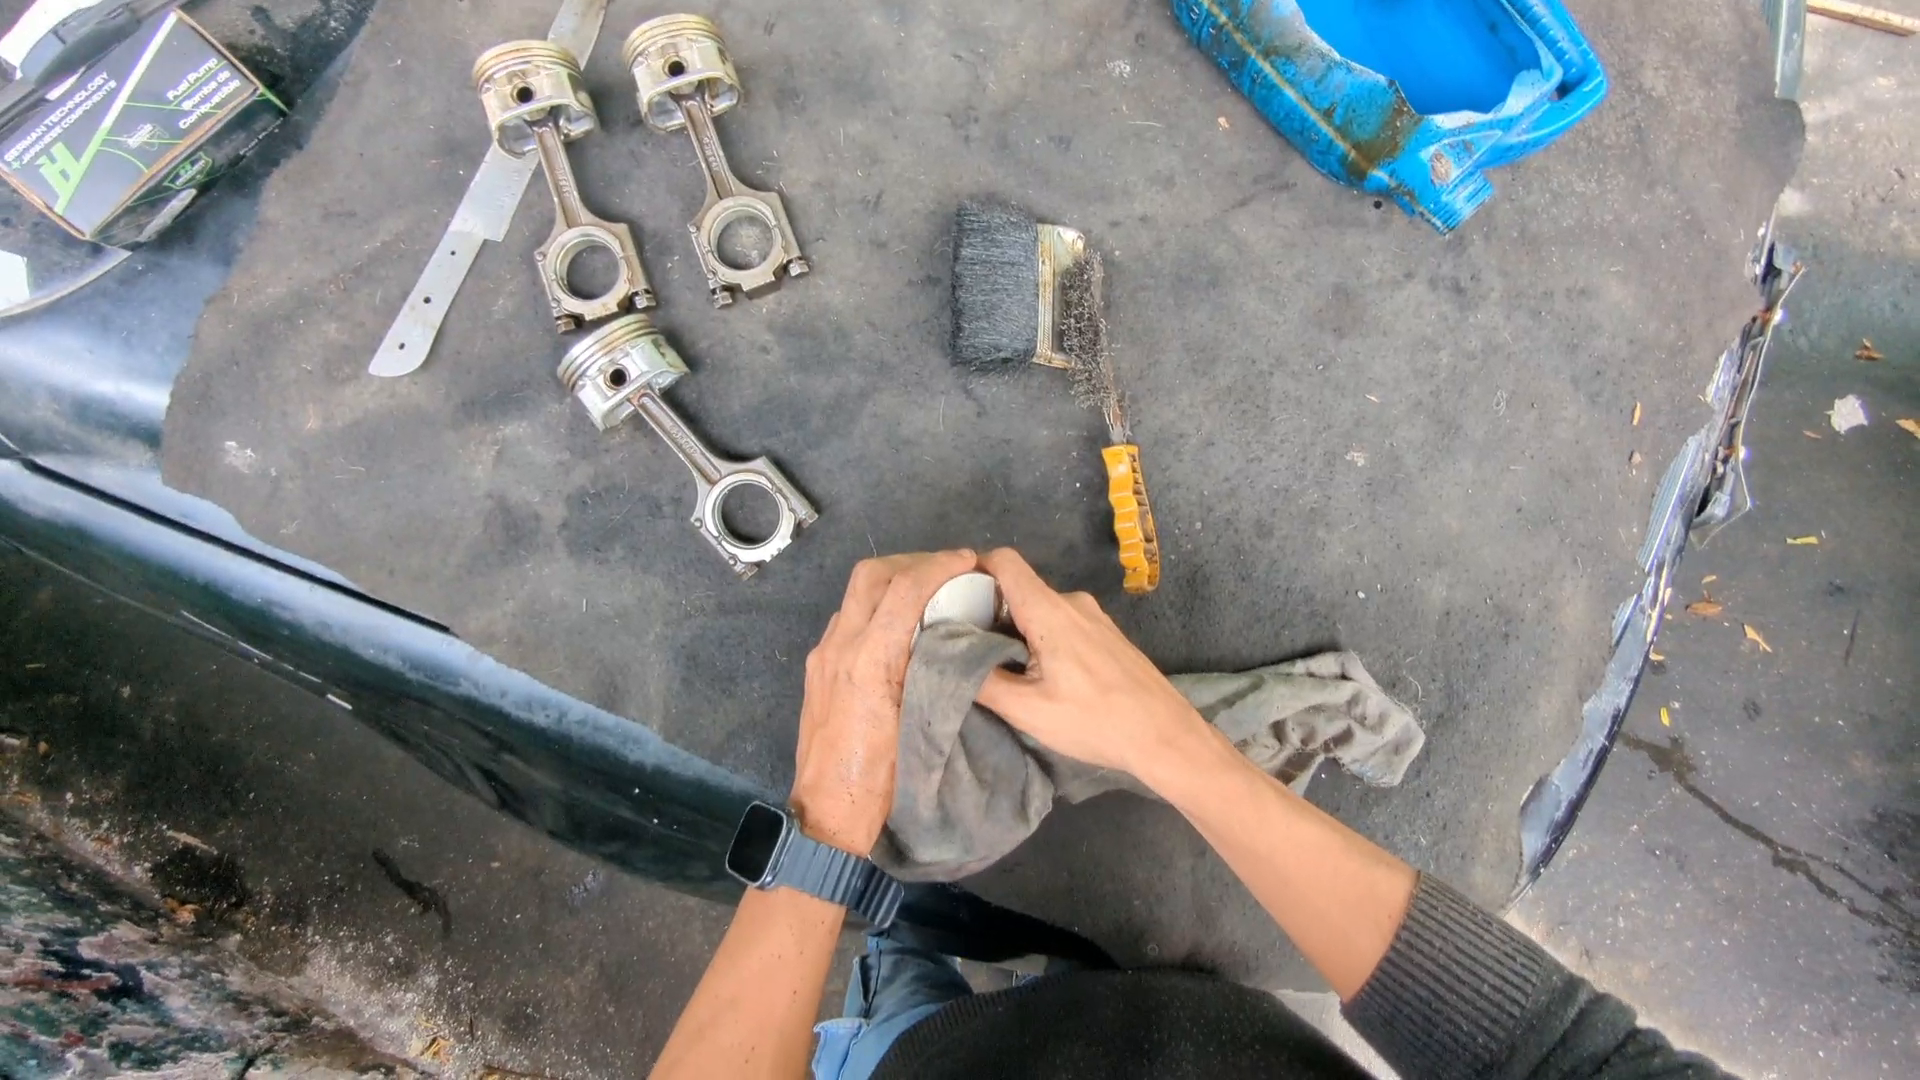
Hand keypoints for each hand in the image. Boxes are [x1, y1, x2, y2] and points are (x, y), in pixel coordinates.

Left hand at [789, 550, 978, 854]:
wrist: (828, 813)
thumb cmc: (883, 778)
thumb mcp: (919, 721)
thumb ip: (932, 670)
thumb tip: (953, 635)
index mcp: (869, 659)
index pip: (904, 587)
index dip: (939, 566)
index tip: (968, 561)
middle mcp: (840, 646)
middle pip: (871, 574)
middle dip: (912, 561)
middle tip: (946, 569)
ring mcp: (823, 654)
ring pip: (855, 593)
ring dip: (892, 580)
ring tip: (927, 590)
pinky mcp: (817, 667)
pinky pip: (847, 617)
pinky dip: (876, 604)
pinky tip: (898, 624)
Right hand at [976, 548, 1210, 787]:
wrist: (1165, 736)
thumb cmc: (1094, 721)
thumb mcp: (1028, 710)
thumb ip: (982, 680)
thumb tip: (947, 657)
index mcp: (1049, 610)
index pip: (1004, 561)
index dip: (974, 569)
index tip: (952, 596)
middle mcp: (1071, 602)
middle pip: (1019, 588)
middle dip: (989, 611)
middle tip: (968, 646)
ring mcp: (1093, 617)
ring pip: (1040, 608)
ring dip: (1016, 630)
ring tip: (1002, 668)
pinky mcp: (1106, 634)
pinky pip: (1062, 623)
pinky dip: (1041, 638)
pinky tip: (1042, 675)